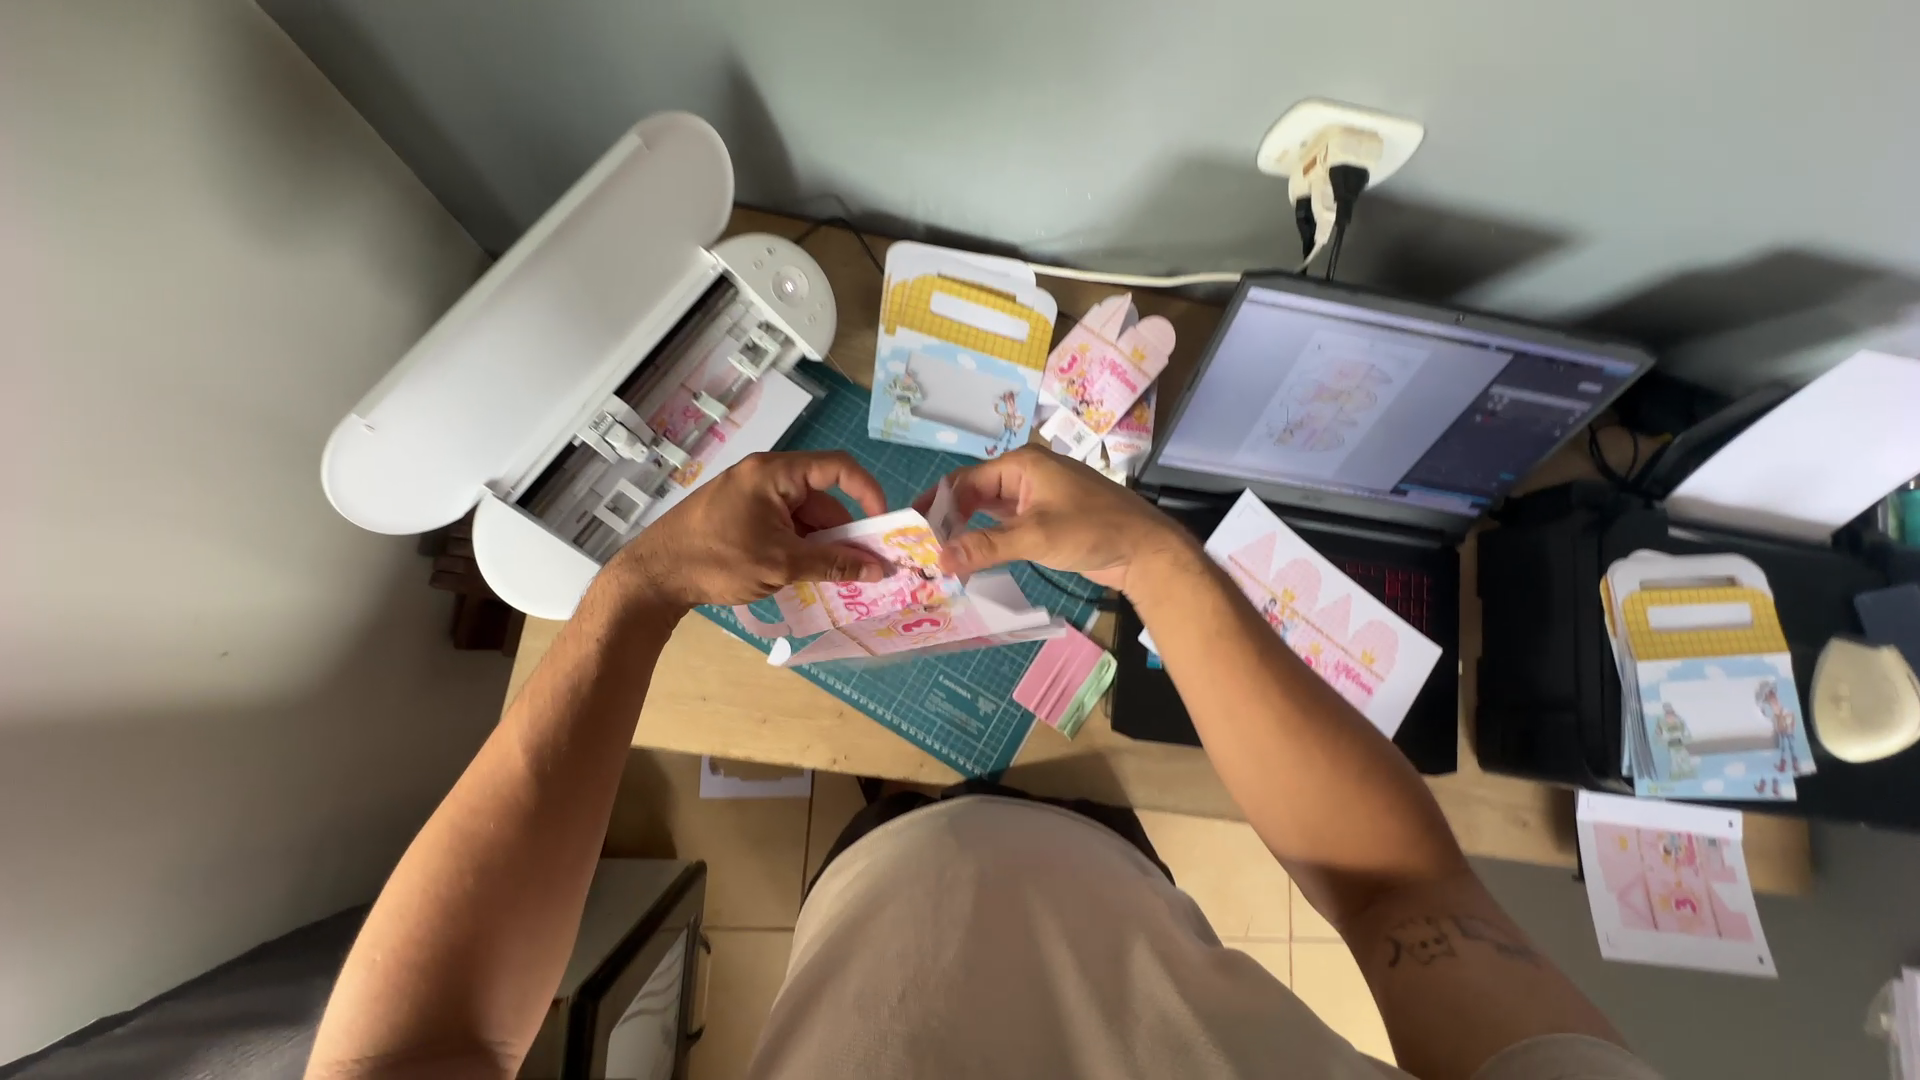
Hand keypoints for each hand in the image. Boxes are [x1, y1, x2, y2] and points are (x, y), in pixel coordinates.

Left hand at [602, 451, 890, 609]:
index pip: (838, 467)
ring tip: (833, 577)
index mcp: (775, 473)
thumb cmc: (717, 562)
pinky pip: (784, 525)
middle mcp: (765, 476)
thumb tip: (880, 569)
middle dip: (843, 531)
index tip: (882, 525)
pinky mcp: (741, 515)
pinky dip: (799, 547)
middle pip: (822, 497)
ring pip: (804, 515)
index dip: (868, 492)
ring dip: (821, 543)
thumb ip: (834, 564)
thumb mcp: (782, 565)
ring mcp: (751, 495)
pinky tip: (804, 574)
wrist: (652, 577)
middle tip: (862, 566)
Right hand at [917, 445, 1195, 592]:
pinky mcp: (1042, 518)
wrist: (1144, 549)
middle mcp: (1023, 474)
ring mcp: (1033, 497)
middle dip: (947, 519)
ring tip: (938, 554)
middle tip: (921, 546)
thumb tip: (939, 558)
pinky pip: (1003, 524)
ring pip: (987, 510)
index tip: (912, 531)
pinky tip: (969, 557)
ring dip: (965, 531)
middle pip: (972, 493)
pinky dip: (985, 539)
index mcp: (1020, 464)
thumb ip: (985, 546)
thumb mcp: (1036, 537)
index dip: (936, 506)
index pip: (964, 481)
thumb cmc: (1092, 530)